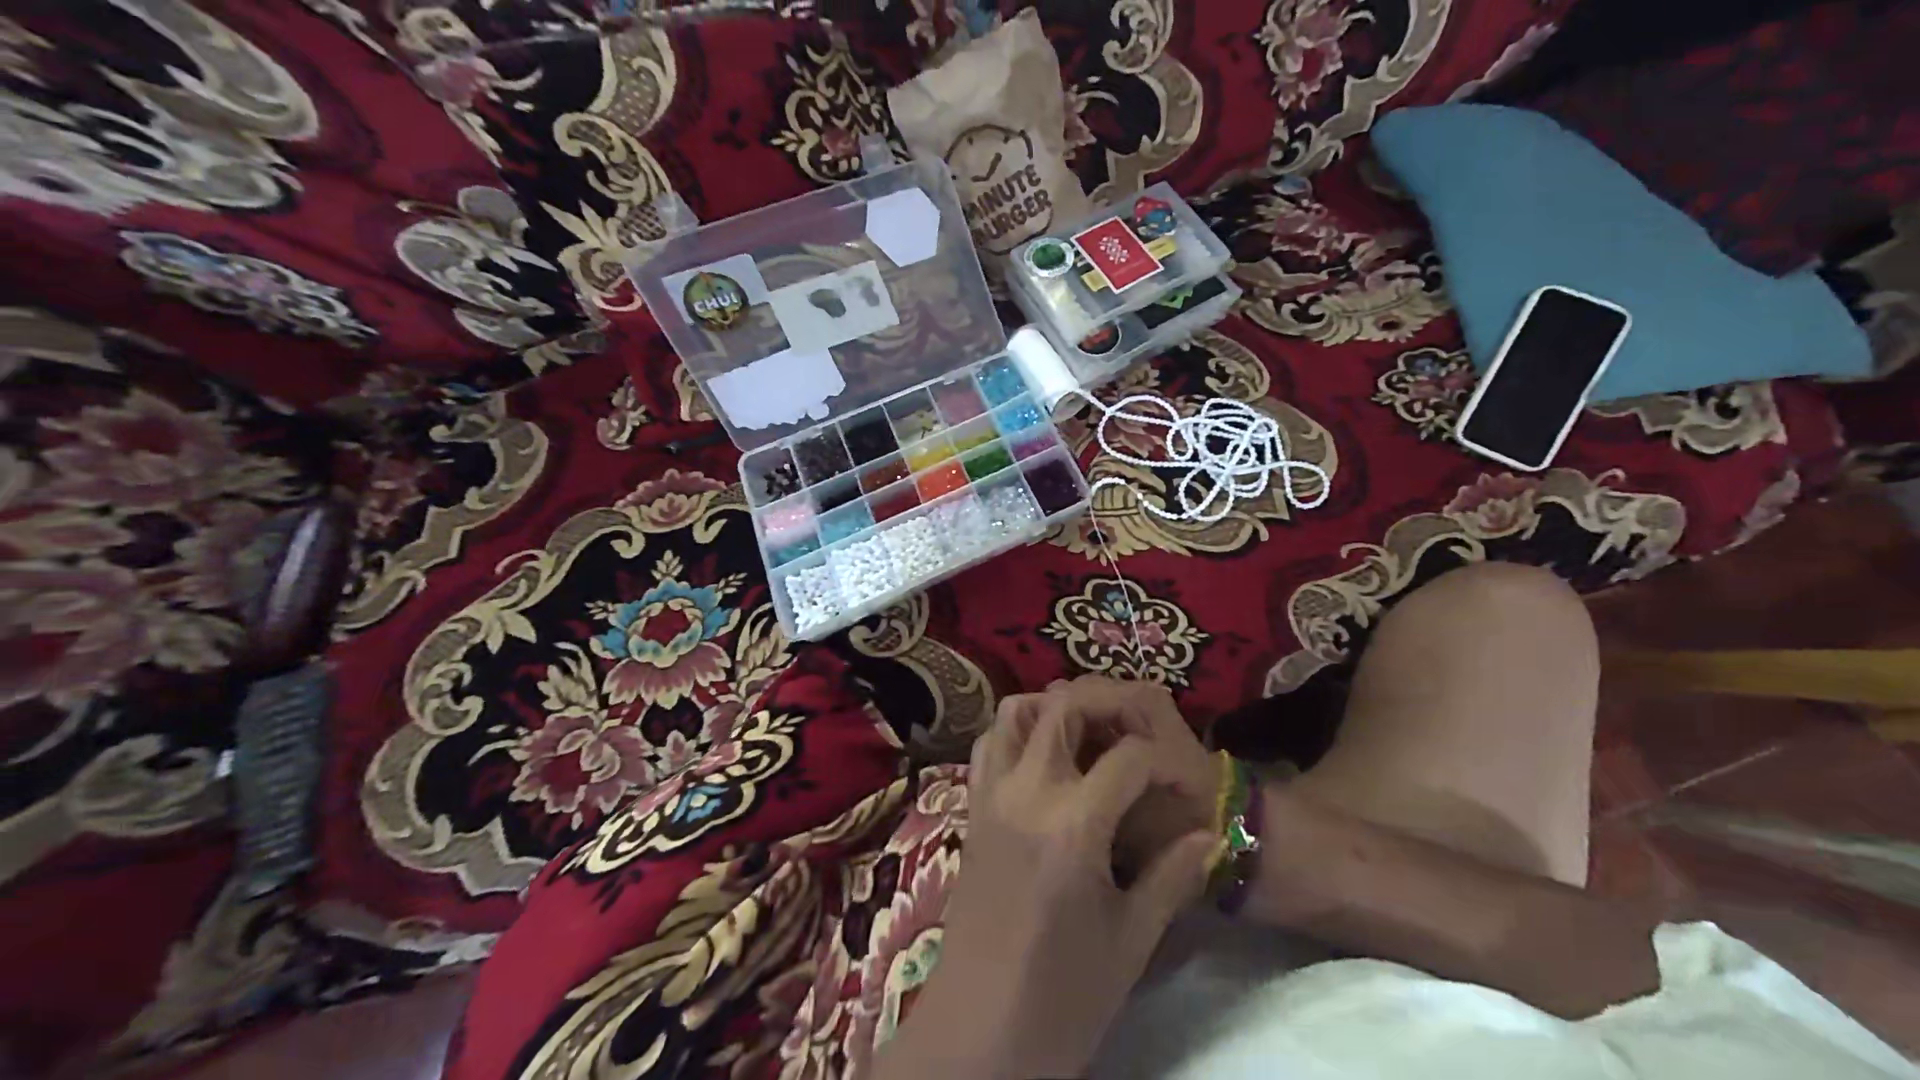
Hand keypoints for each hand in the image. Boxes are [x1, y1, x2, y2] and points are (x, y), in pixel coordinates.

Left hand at [871, 687, 1216, 1079]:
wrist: (980, 1029)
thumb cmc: (1064, 994)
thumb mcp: (1132, 938)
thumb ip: (1172, 874)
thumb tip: (1210, 833)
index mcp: (1073, 824)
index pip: (1129, 755)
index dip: (1167, 763)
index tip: (1186, 789)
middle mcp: (1026, 792)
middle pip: (1064, 706)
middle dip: (1109, 706)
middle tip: (1139, 734)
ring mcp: (990, 795)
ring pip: (1015, 712)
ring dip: (1054, 709)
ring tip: (1090, 736)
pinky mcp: (971, 809)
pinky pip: (989, 746)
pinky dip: (1017, 733)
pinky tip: (1046, 761)